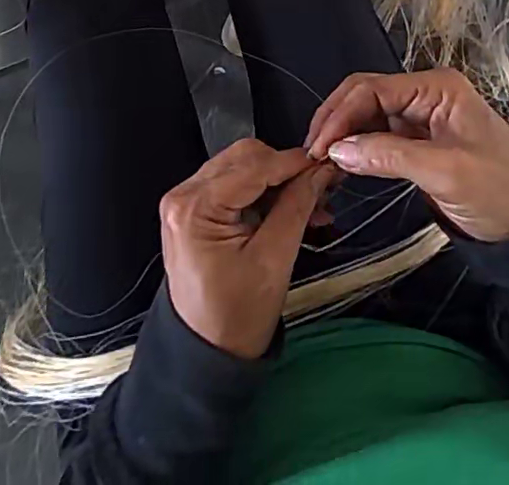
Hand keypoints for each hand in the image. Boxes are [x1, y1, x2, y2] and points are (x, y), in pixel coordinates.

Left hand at [159, 139, 339, 358]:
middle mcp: (182, 194)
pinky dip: (260, 192)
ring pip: (238, 168)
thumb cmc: (237, 314)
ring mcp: (184, 200)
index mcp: (194, 206)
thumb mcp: (273, 260)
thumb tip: (318, 172)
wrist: (207, 350)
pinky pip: (230, 185)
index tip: (327, 163)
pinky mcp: (192, 209)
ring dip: (275, 180)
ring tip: (312, 203)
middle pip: (241, 159)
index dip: (292, 162)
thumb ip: (295, 208)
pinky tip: (289, 208)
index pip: (250, 166)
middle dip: (283, 169)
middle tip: (322, 186)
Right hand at [305, 69, 508, 241]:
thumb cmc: (498, 192)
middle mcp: (424, 93)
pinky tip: (340, 160)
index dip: (340, 114)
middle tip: (313, 151)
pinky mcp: (414, 137)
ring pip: (364, 113)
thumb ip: (388, 155)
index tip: (320, 146)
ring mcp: (419, 114)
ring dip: (341, 133)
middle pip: (363, 96)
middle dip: (335, 120)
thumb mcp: (444, 173)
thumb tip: (335, 151)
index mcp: (437, 88)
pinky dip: (354, 145)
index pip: (372, 89)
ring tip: (322, 158)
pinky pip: (374, 133)